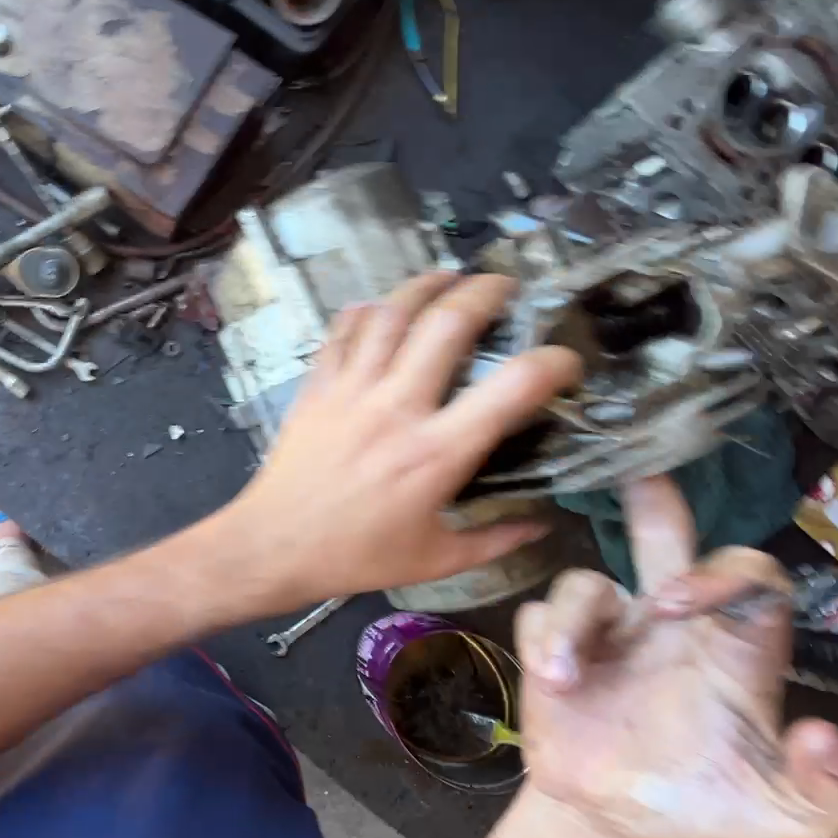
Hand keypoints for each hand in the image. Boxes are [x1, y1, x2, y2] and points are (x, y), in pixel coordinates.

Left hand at [211, 272, 581, 612]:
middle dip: (485, 292)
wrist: (271, 546)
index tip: (566, 360)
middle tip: (503, 287)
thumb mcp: (434, 560)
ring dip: (424, 286)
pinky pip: (340, 334)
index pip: (515, 384)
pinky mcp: (315, 390)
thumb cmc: (354, 557)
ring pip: (390, 315)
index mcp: (438, 452)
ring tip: (447, 277)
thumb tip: (541, 525)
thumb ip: (494, 540)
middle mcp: (397, 409)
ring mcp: (350, 393)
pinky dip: (363, 312)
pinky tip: (379, 307)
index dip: (554, 361)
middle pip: (448, 324)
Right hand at [514, 476, 837, 837]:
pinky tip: (550, 682)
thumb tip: (818, 732)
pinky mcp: (547, 651)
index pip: (748, 578)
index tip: (680, 605)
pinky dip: (539, 641)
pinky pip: (535, 618)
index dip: (721, 572)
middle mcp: (667, 627)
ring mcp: (604, 636)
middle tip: (636, 476)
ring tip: (559, 674)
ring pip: (582, 584)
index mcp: (734, 649)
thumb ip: (833, 786)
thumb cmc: (711, 809)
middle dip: (654, 508)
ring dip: (568, 622)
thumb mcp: (794, 816)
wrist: (617, 822)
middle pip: (663, 544)